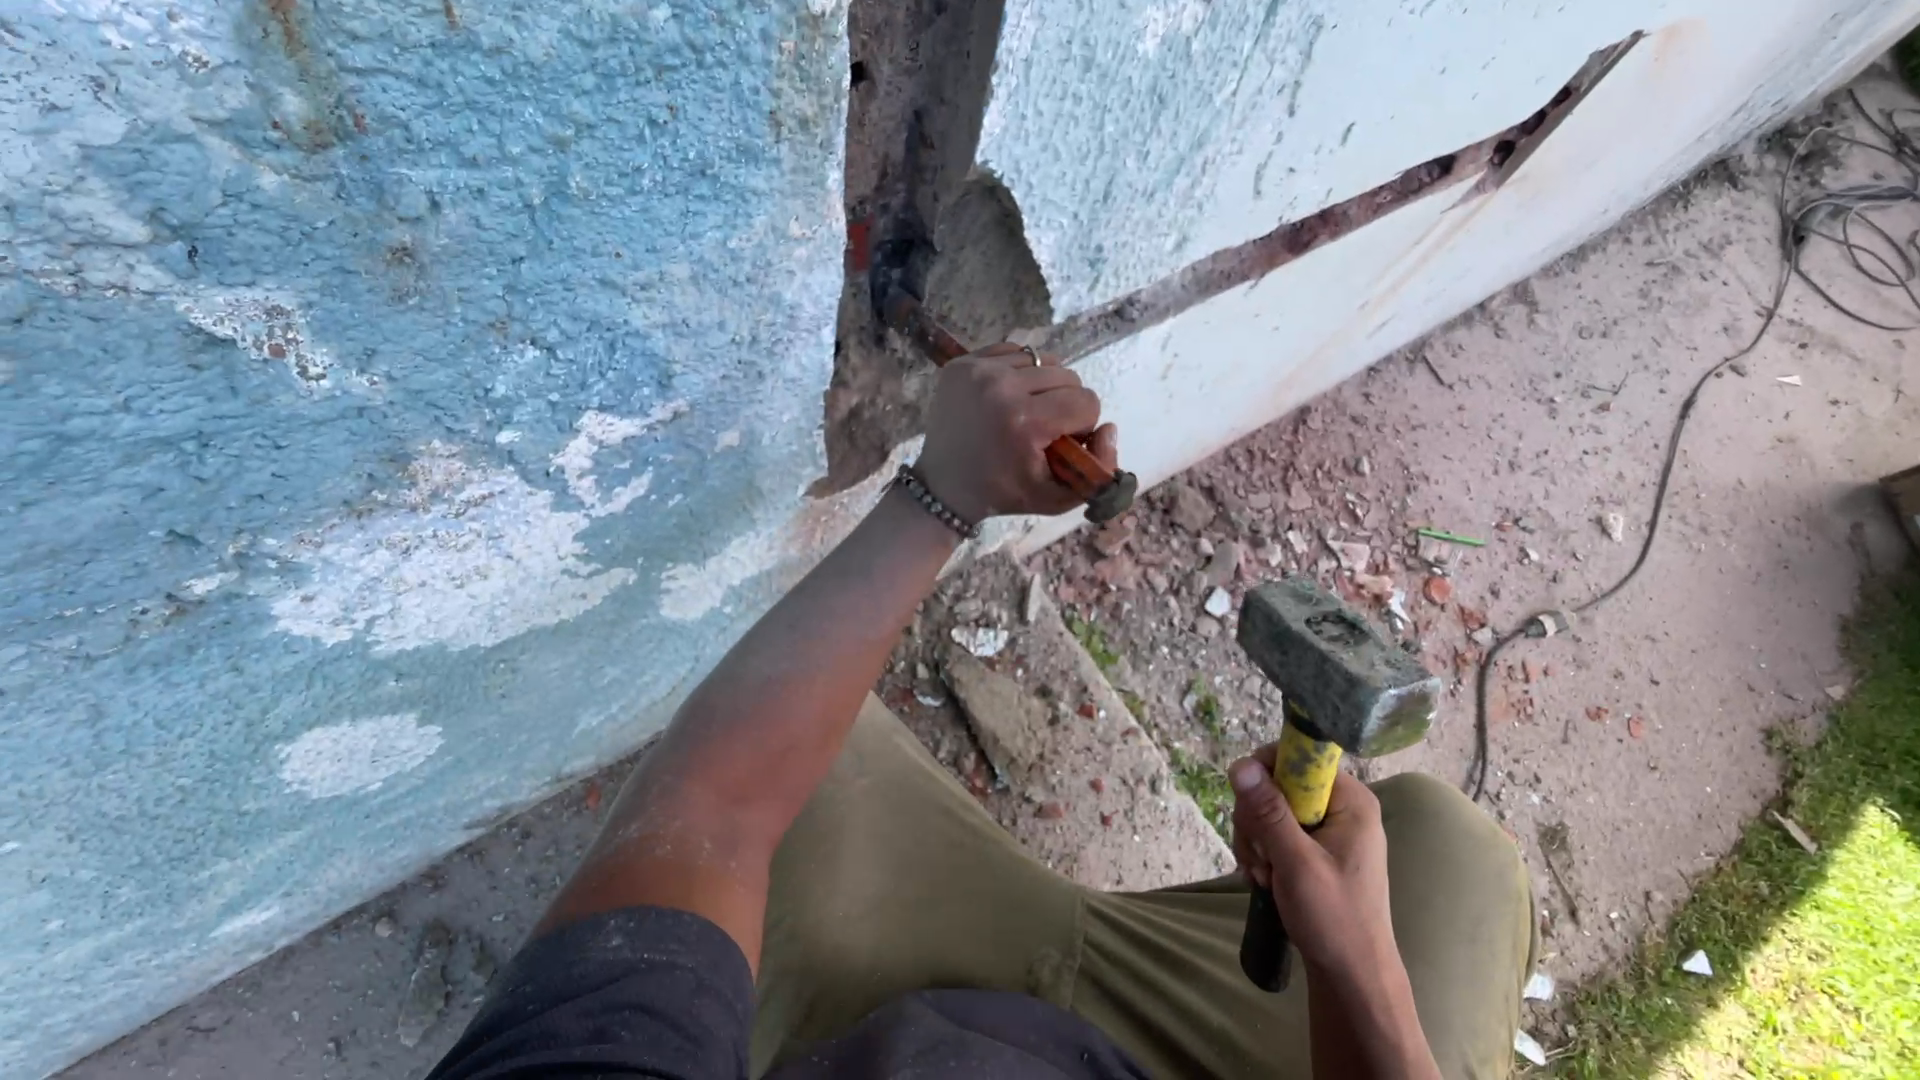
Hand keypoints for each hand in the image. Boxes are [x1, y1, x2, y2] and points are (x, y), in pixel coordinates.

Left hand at [913, 343, 1117, 521]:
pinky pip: (1014, 352)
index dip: (1081, 425)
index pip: (1086, 401)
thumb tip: (1109, 428)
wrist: (944, 485)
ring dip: (1043, 386)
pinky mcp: (962, 362)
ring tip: (1025, 411)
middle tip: (1043, 427)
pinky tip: (1006, 398)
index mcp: (1025, 422)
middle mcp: (1001, 387)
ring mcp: (978, 370)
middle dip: (1065, 403)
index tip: (1061, 441)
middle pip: (1068, 377)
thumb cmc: (1004, 493)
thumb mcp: (1057, 497)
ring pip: (1043, 360)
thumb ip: (1098, 469)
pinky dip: (1019, 373)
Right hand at [1229, 753, 1396, 976]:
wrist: (1351, 977)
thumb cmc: (1333, 918)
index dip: (1265, 774)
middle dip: (1257, 819)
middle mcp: (1340, 807)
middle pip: (1276, 784)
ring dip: (1255, 841)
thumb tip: (1239, 764)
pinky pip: (1274, 832)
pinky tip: (1265, 879)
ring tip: (1264, 875)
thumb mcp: (1296, 863)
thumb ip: (1268, 812)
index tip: (1250, 805)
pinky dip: (1262, 853)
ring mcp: (1327, 829)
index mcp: (1350, 800)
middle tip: (1261, 855)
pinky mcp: (1314, 849)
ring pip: (1269, 810)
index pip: (1297, 758)